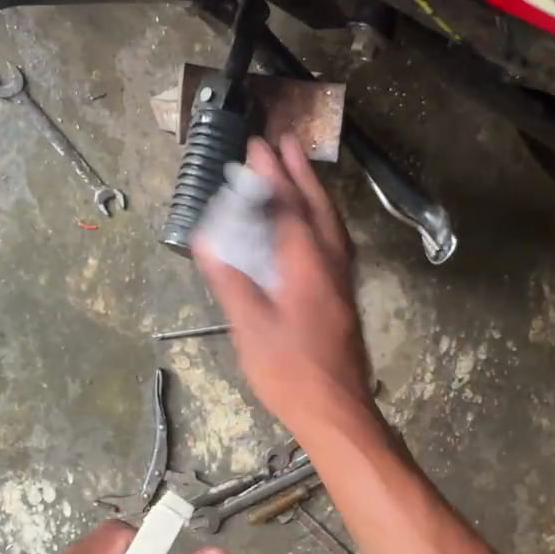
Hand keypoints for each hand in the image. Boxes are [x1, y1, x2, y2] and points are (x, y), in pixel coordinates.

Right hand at [192, 136, 375, 435]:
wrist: (337, 411)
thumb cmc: (291, 373)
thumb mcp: (251, 329)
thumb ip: (232, 281)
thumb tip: (208, 241)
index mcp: (308, 268)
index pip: (289, 209)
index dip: (272, 177)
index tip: (258, 147)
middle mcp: (332, 268)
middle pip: (318, 209)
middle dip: (301, 174)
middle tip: (286, 142)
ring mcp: (344, 285)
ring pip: (333, 227)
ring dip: (316, 195)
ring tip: (300, 173)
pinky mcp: (345, 301)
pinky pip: (337, 246)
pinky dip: (323, 223)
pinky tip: (314, 229)